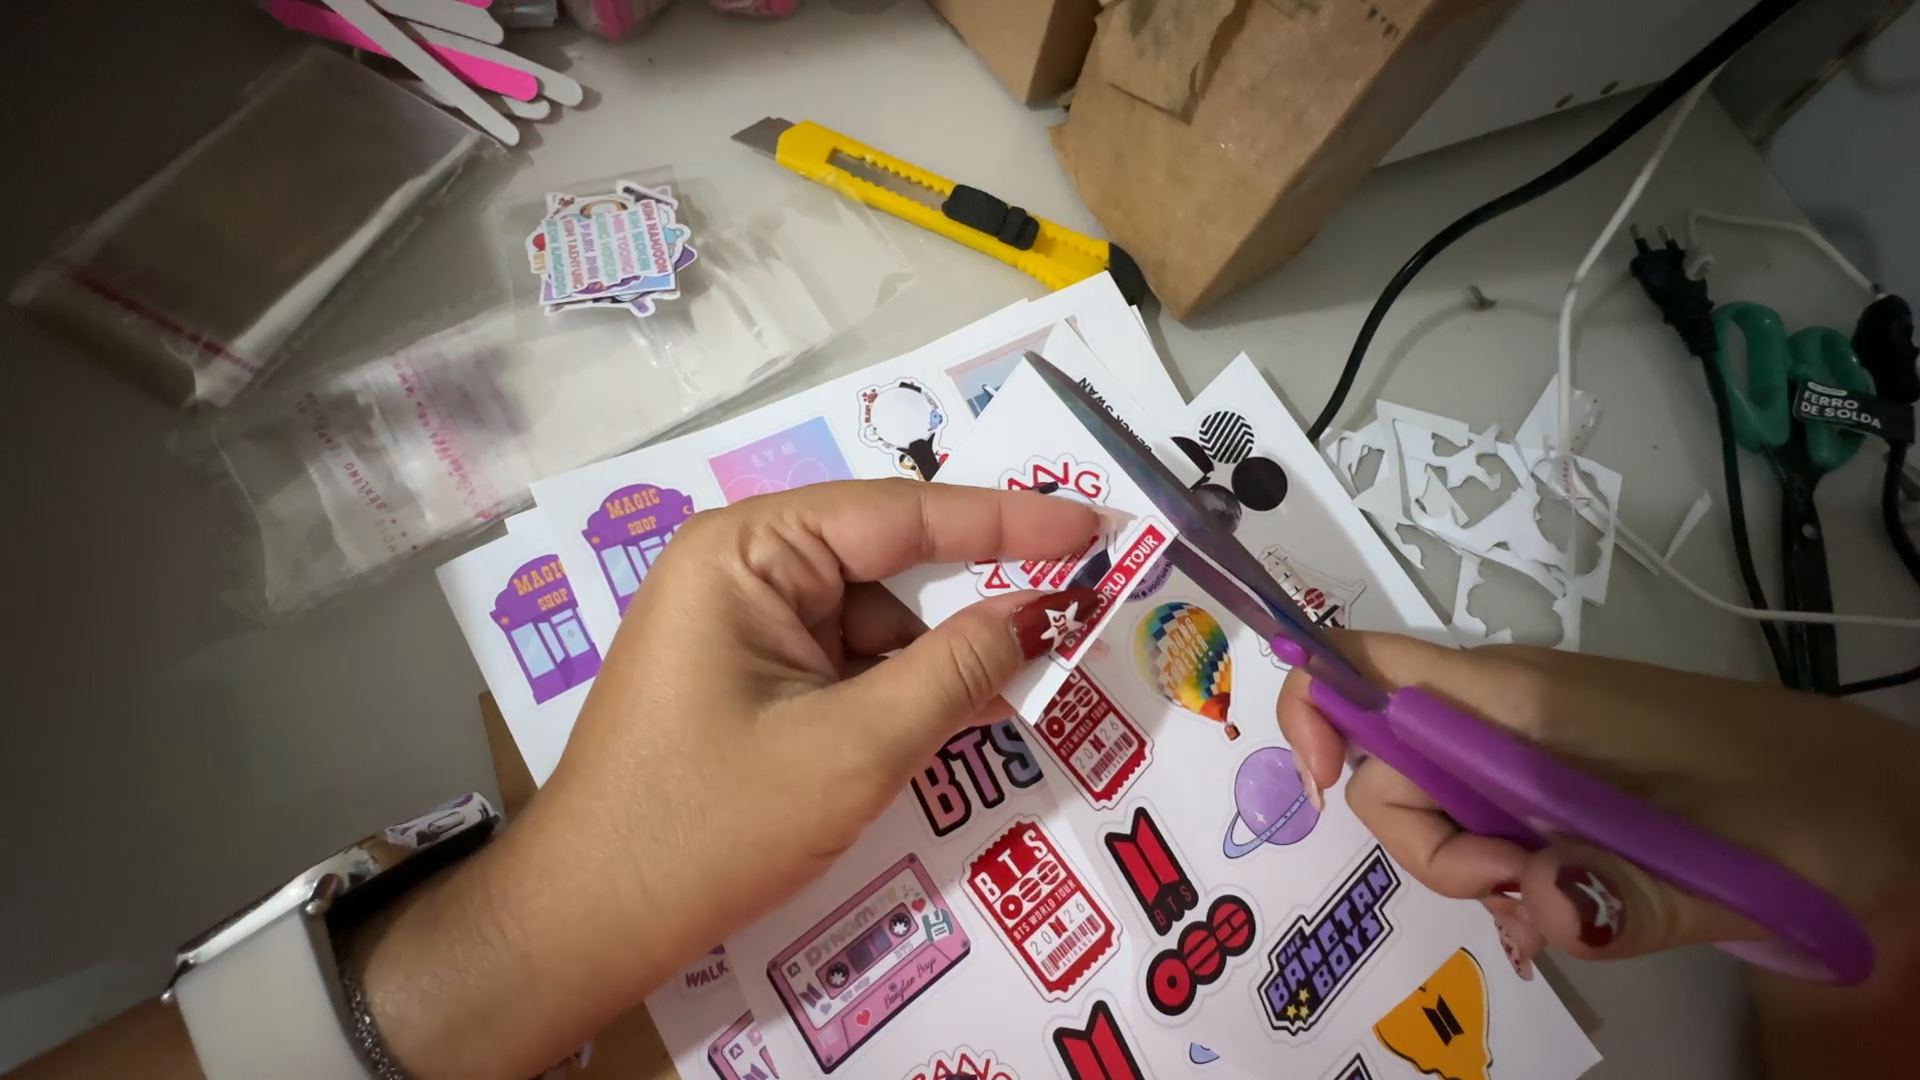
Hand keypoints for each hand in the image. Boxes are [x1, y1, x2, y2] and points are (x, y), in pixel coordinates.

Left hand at [357, 479, 1099, 1078]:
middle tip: (1067, 602)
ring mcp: (751, 617)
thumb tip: (1044, 612)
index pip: (901, 514)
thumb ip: (957, 668)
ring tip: (1014, 682)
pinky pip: (853, 656)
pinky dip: (905, 683)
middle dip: (972, 593)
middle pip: (890, 562)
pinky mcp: (759, 666)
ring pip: (879, 617)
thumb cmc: (712, 826)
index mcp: (751, 550)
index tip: (1088, 529)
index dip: (1005, 521)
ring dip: (940, 654)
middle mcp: (748, 563)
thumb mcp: (854, 746)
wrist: (590, 925)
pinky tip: (953, 713)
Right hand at [1277, 632, 1919, 971]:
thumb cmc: (1809, 800)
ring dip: (1460, 861)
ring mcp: (1503, 743)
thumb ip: (1641, 890)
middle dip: (1422, 838)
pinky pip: (1462, 815)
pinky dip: (1484, 864)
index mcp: (1513, 695)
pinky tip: (1557, 896)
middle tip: (1515, 889)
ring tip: (1563, 900)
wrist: (1869, 792)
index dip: (1312, 703)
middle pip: (1382, 760)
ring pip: (1418, 797)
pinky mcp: (1523, 776)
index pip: (1365, 660)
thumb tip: (1538, 906)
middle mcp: (1487, 708)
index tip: (1321, 782)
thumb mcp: (1748, 860)